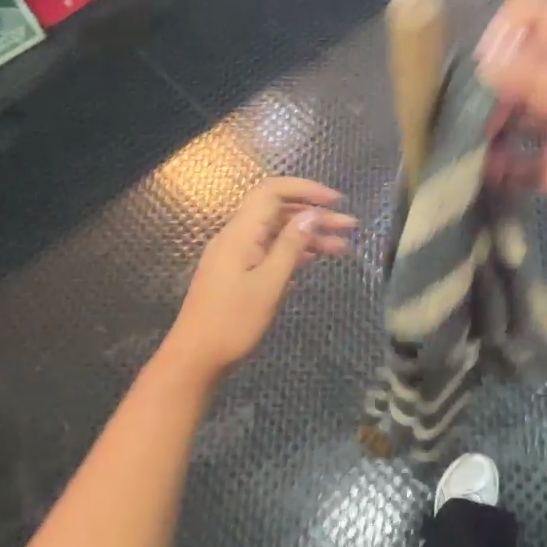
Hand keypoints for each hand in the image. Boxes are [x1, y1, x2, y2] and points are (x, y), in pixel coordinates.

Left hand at [161, 178, 355, 375]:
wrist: (196, 357)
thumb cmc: (233, 322)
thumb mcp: (269, 284)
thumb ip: (291, 247)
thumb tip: (312, 215)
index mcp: (241, 233)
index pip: (272, 191)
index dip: (306, 189)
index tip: (336, 201)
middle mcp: (236, 236)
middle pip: (278, 211)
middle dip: (315, 214)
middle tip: (350, 226)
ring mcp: (236, 254)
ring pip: (276, 232)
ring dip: (309, 235)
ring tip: (343, 248)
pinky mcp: (237, 272)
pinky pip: (269, 250)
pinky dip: (294, 251)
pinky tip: (315, 260)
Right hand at [475, 0, 546, 251]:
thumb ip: (535, 74)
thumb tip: (485, 57)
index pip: (542, 6)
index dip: (511, 21)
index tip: (488, 60)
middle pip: (518, 61)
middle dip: (491, 81)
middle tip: (473, 111)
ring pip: (513, 110)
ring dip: (488, 123)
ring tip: (473, 144)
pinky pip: (518, 159)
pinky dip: (500, 164)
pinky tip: (488, 173)